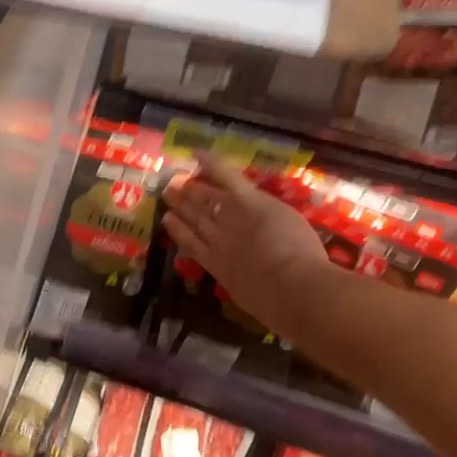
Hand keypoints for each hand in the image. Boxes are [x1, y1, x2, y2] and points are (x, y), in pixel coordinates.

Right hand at [162, 153, 331, 336]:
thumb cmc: (276, 302)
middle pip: (196, 219)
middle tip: (167, 192)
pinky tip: (197, 154)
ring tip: (174, 180)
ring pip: (205, 200)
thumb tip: (236, 280)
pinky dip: (212, 166)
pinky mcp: (248, 203)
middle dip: (181, 206)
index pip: (194, 243)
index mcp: (218, 264)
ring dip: (190, 189)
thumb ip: (239, 280)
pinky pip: (227, 179)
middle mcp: (218, 240)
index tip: (168, 218)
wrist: (290, 289)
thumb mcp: (248, 294)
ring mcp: (230, 219)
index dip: (180, 229)